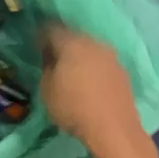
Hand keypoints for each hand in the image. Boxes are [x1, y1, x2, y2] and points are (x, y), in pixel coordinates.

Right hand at [39, 26, 144, 157]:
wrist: (114, 129)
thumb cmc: (73, 108)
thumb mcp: (47, 89)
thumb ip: (47, 68)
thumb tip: (52, 59)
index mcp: (71, 43)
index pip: (52, 28)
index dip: (41, 35)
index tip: (36, 47)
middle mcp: (93, 43)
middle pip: (73, 35)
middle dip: (61, 43)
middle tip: (52, 58)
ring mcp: (111, 56)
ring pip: (89, 47)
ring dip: (79, 54)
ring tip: (71, 70)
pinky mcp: (122, 70)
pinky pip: (101, 61)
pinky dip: (92, 66)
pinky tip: (89, 80)